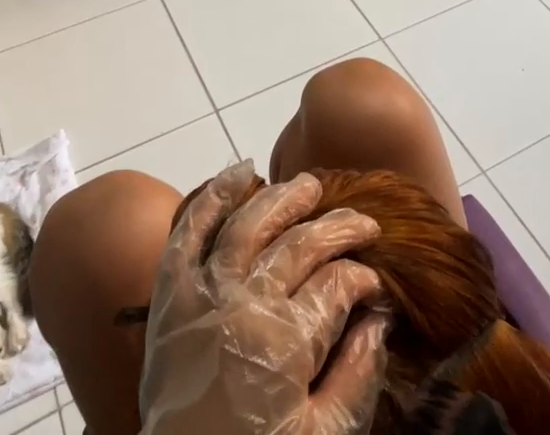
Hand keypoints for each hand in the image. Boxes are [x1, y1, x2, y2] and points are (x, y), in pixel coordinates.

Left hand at [140, 162, 391, 434]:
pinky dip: (210, 199)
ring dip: (283, 199)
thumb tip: (380, 319)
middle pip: (300, 246)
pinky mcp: (169, 297)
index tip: (374, 285)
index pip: (338, 284)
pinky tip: (237, 173)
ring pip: (249, 225)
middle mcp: (243, 304)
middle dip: (339, 229)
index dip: (362, 279)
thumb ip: (359, 375)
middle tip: (364, 223)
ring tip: (310, 185)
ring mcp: (201, 294)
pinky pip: (187, 235)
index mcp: (285, 340)